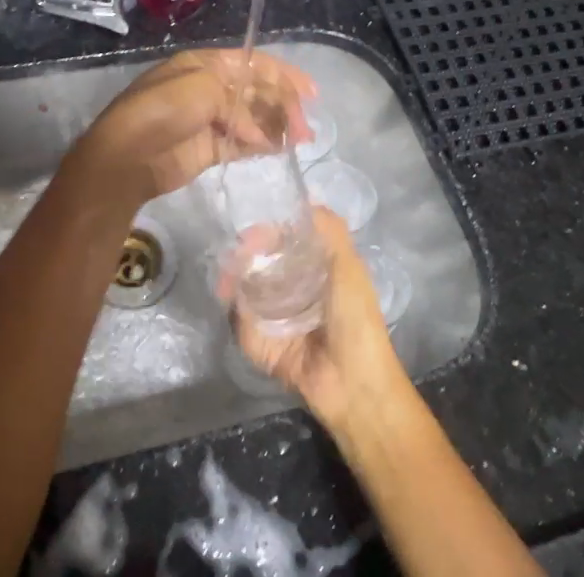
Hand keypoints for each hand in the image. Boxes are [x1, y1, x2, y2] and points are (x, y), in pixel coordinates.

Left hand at [59, 49, 315, 211]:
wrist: (128, 154)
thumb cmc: (163, 110)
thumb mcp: (203, 88)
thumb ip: (238, 102)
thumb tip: (257, 131)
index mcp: (205, 65)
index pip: (253, 63)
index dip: (284, 75)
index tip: (310, 93)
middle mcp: (209, 89)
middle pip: (256, 92)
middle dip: (284, 105)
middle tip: (304, 128)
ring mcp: (209, 120)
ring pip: (253, 119)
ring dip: (277, 126)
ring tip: (299, 140)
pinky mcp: (209, 149)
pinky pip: (242, 144)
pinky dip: (262, 145)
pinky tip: (280, 149)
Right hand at [223, 206, 406, 429]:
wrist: (351, 383)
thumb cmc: (356, 321)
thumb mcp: (349, 267)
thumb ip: (330, 231)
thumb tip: (304, 200)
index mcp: (317, 270)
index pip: (284, 240)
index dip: (268, 232)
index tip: (253, 232)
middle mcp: (293, 288)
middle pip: (260, 260)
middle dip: (244, 253)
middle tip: (235, 253)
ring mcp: (273, 315)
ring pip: (244, 285)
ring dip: (233, 276)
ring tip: (228, 275)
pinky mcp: (258, 339)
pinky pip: (239, 316)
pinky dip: (233, 304)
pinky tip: (228, 294)